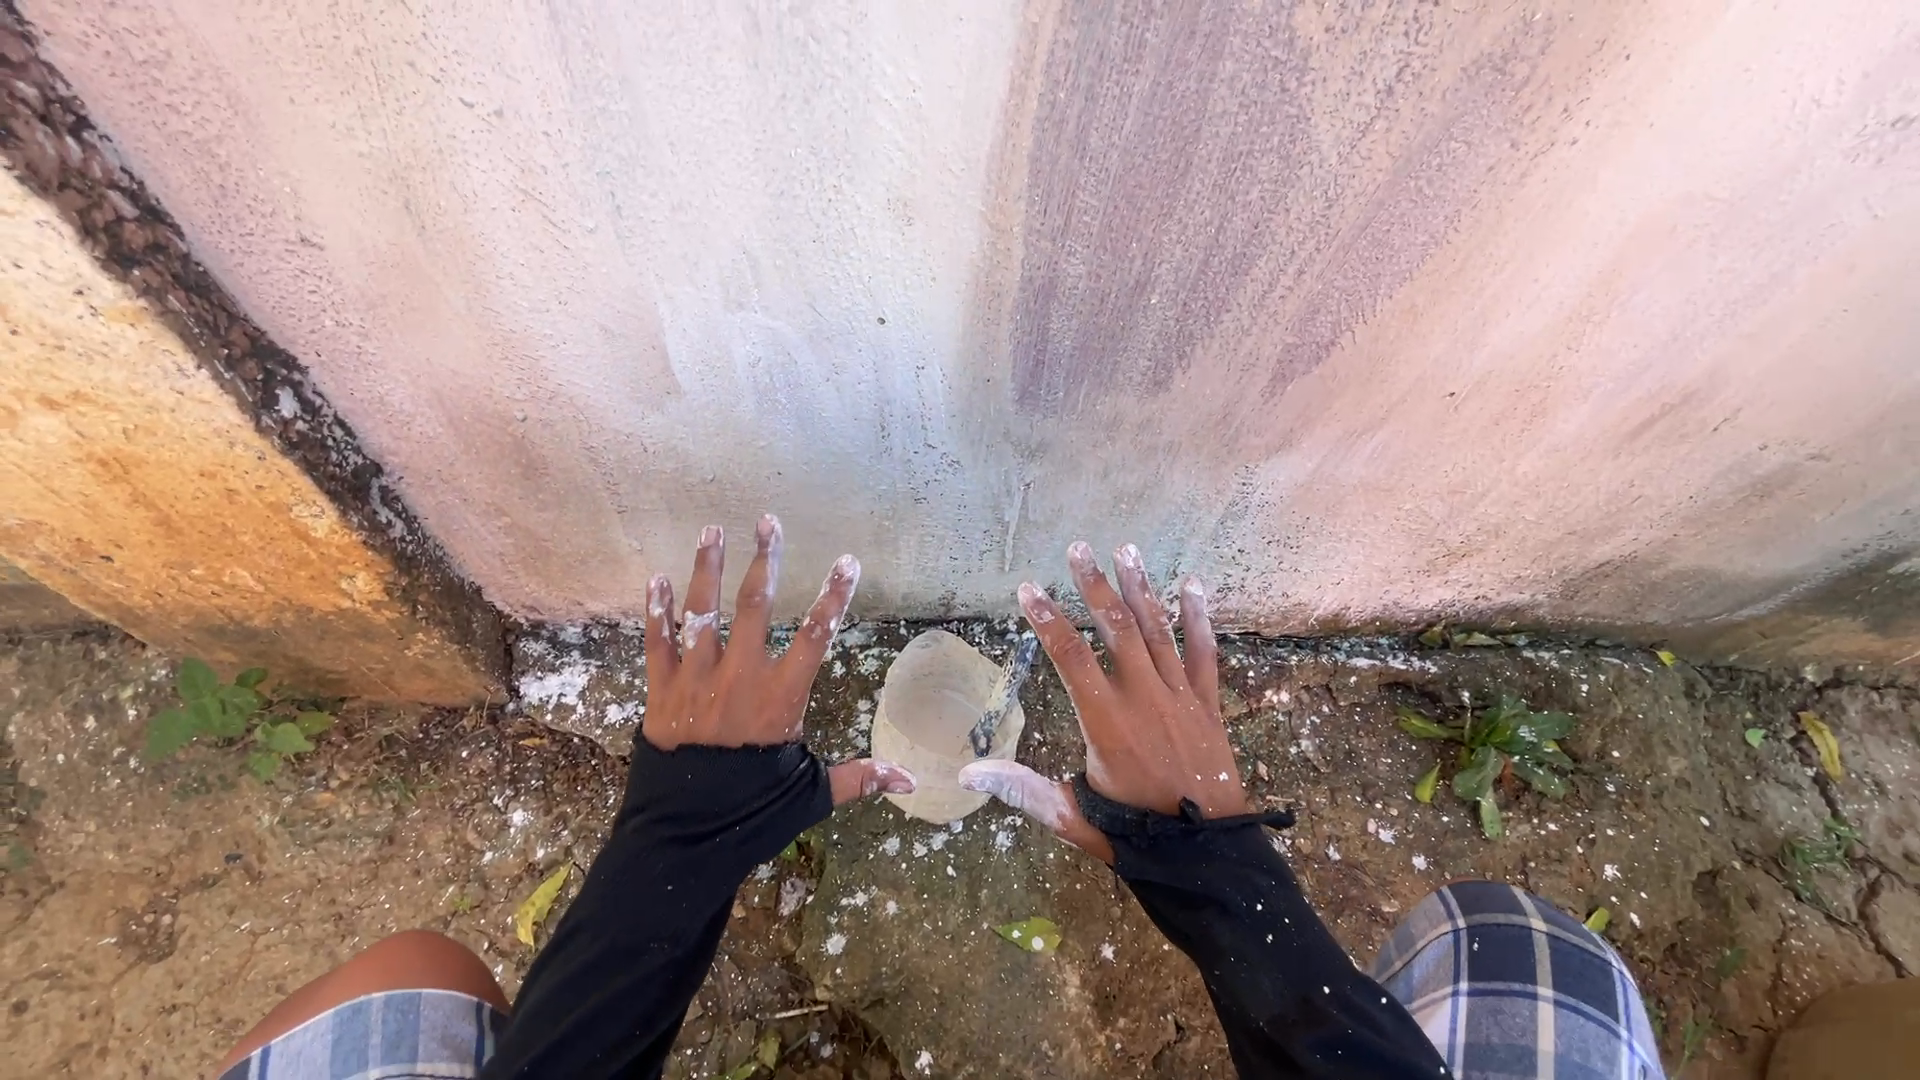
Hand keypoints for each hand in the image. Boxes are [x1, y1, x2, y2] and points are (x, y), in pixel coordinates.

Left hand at [642, 515, 914, 804]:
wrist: (683, 835)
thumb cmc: (752, 810)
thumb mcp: (809, 793)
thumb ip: (859, 778)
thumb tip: (910, 783)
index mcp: (780, 697)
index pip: (816, 636)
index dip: (834, 596)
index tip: (847, 562)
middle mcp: (740, 677)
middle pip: (756, 606)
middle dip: (766, 560)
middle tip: (769, 521)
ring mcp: (696, 680)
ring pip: (704, 612)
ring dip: (708, 568)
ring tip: (712, 530)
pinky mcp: (661, 691)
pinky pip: (657, 642)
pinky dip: (657, 610)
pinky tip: (656, 578)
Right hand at [959, 541, 1245, 861]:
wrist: (1207, 854)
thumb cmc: (1133, 834)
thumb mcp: (1071, 816)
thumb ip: (1022, 789)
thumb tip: (967, 772)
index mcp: (1106, 723)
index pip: (1070, 658)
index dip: (1047, 620)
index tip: (1028, 589)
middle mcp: (1144, 699)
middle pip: (1116, 629)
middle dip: (1094, 587)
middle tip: (1079, 548)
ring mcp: (1180, 698)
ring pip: (1158, 632)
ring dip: (1140, 589)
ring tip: (1126, 549)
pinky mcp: (1207, 705)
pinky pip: (1204, 653)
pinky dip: (1199, 618)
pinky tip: (1193, 584)